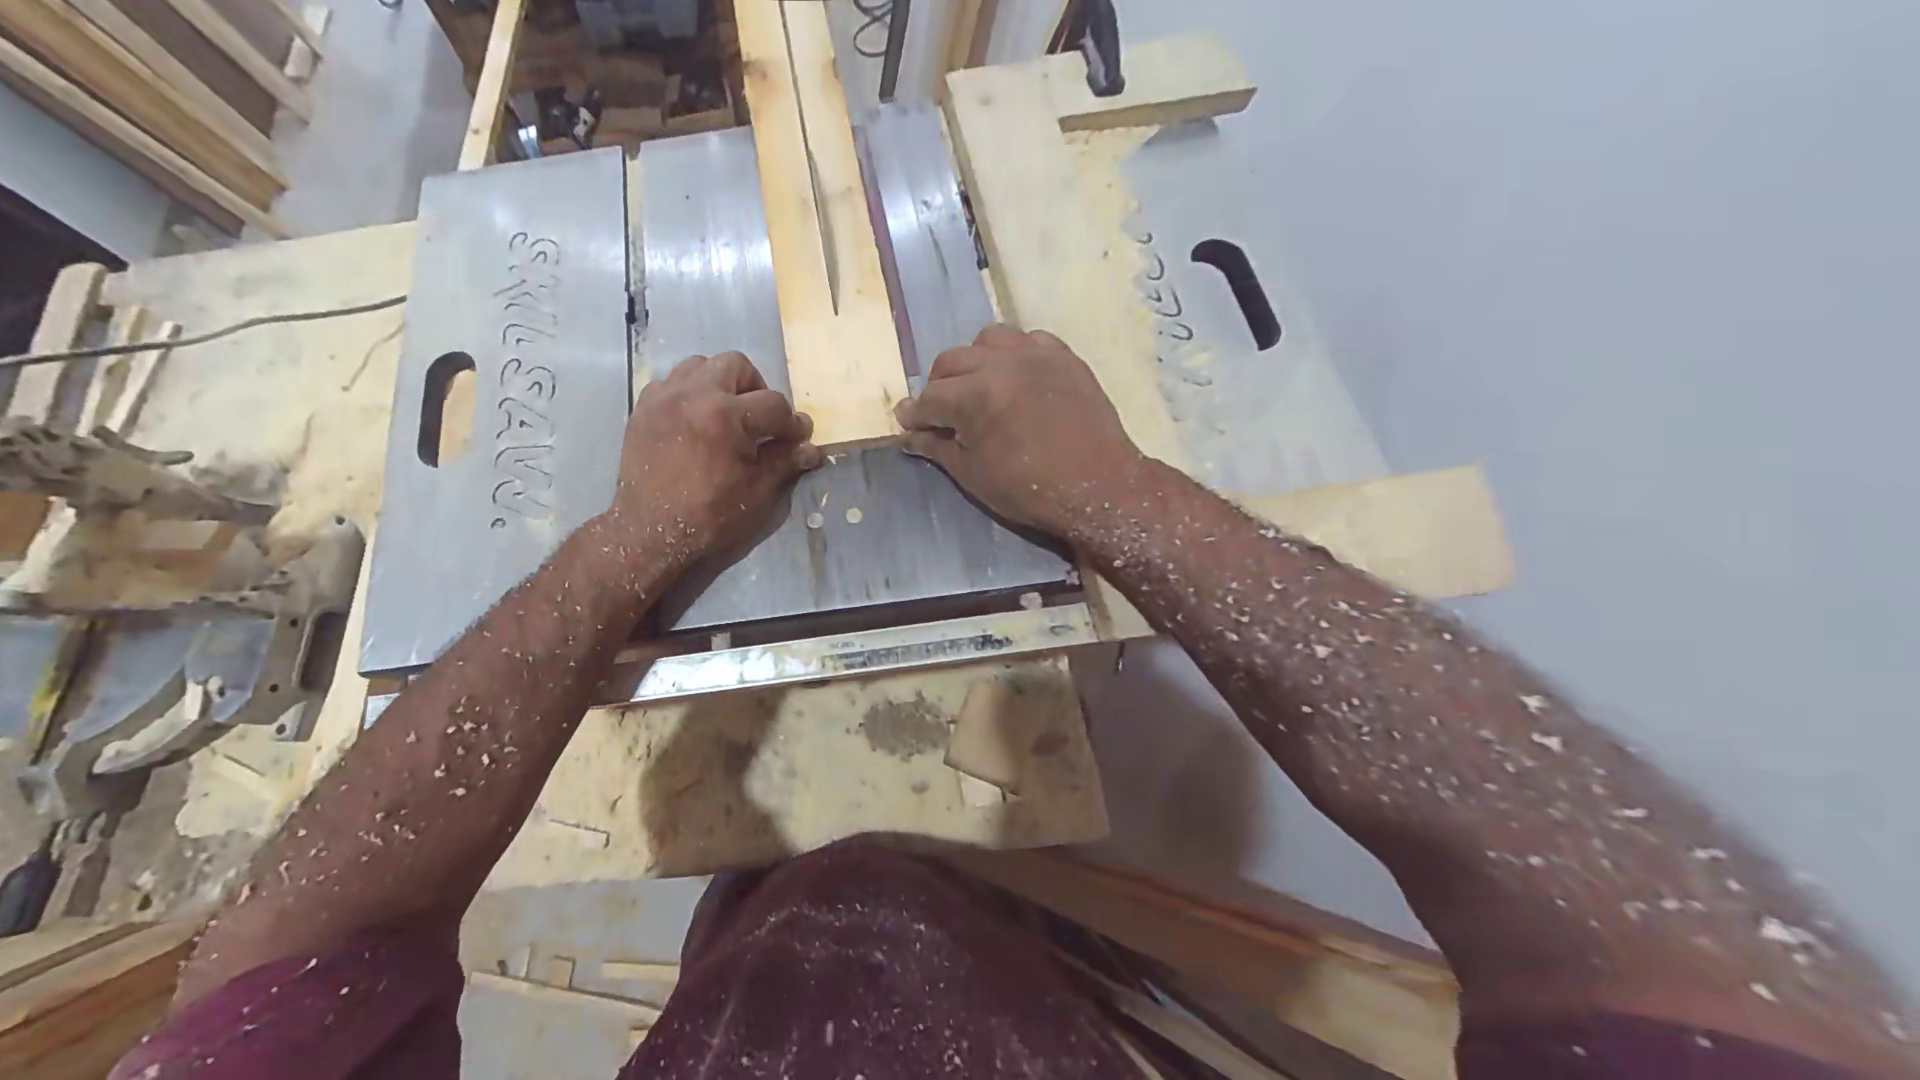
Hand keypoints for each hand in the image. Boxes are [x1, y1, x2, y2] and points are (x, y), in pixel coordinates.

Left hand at [607, 352, 821, 562]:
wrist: (651, 534)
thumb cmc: (711, 517)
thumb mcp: (758, 492)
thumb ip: (785, 462)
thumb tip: (810, 448)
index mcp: (726, 415)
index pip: (774, 404)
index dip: (792, 424)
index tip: (798, 439)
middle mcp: (693, 395)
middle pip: (736, 365)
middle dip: (756, 389)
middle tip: (760, 420)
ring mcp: (663, 399)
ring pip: (700, 365)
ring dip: (721, 385)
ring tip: (726, 416)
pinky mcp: (643, 410)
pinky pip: (672, 383)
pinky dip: (690, 394)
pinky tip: (696, 423)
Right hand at [893, 325, 1141, 537]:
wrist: (1100, 486)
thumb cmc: (1032, 491)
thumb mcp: (974, 475)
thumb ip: (937, 448)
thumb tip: (908, 435)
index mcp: (976, 396)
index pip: (929, 398)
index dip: (914, 414)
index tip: (906, 423)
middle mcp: (1002, 363)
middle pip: (951, 361)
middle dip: (937, 387)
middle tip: (940, 413)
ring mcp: (1036, 354)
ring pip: (987, 340)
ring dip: (973, 362)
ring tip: (978, 388)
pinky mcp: (1064, 356)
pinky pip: (1027, 339)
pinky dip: (1012, 355)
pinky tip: (1015, 379)